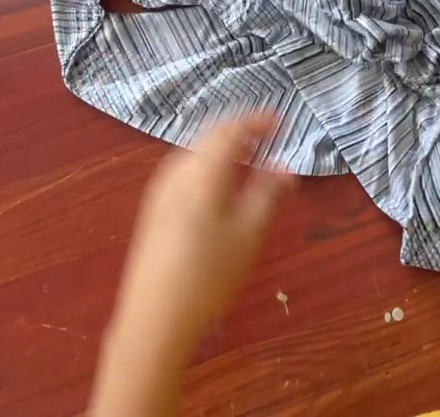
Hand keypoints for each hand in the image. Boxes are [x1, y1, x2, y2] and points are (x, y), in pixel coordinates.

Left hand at [111, 112, 295, 344]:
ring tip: (251, 161)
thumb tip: (286, 168)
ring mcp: (161, 188)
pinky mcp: (155, 207)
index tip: (281, 121)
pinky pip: (188, 169)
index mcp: (202, 169)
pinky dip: (211, 165)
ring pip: (199, 152)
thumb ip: (269, 193)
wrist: (153, 318)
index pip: (232, 128)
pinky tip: (222, 188)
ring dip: (226, 149)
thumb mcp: (249, 233)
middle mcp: (177, 169)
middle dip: (242, 133)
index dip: (258, 121)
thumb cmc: (208, 274)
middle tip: (270, 139)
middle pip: (212, 136)